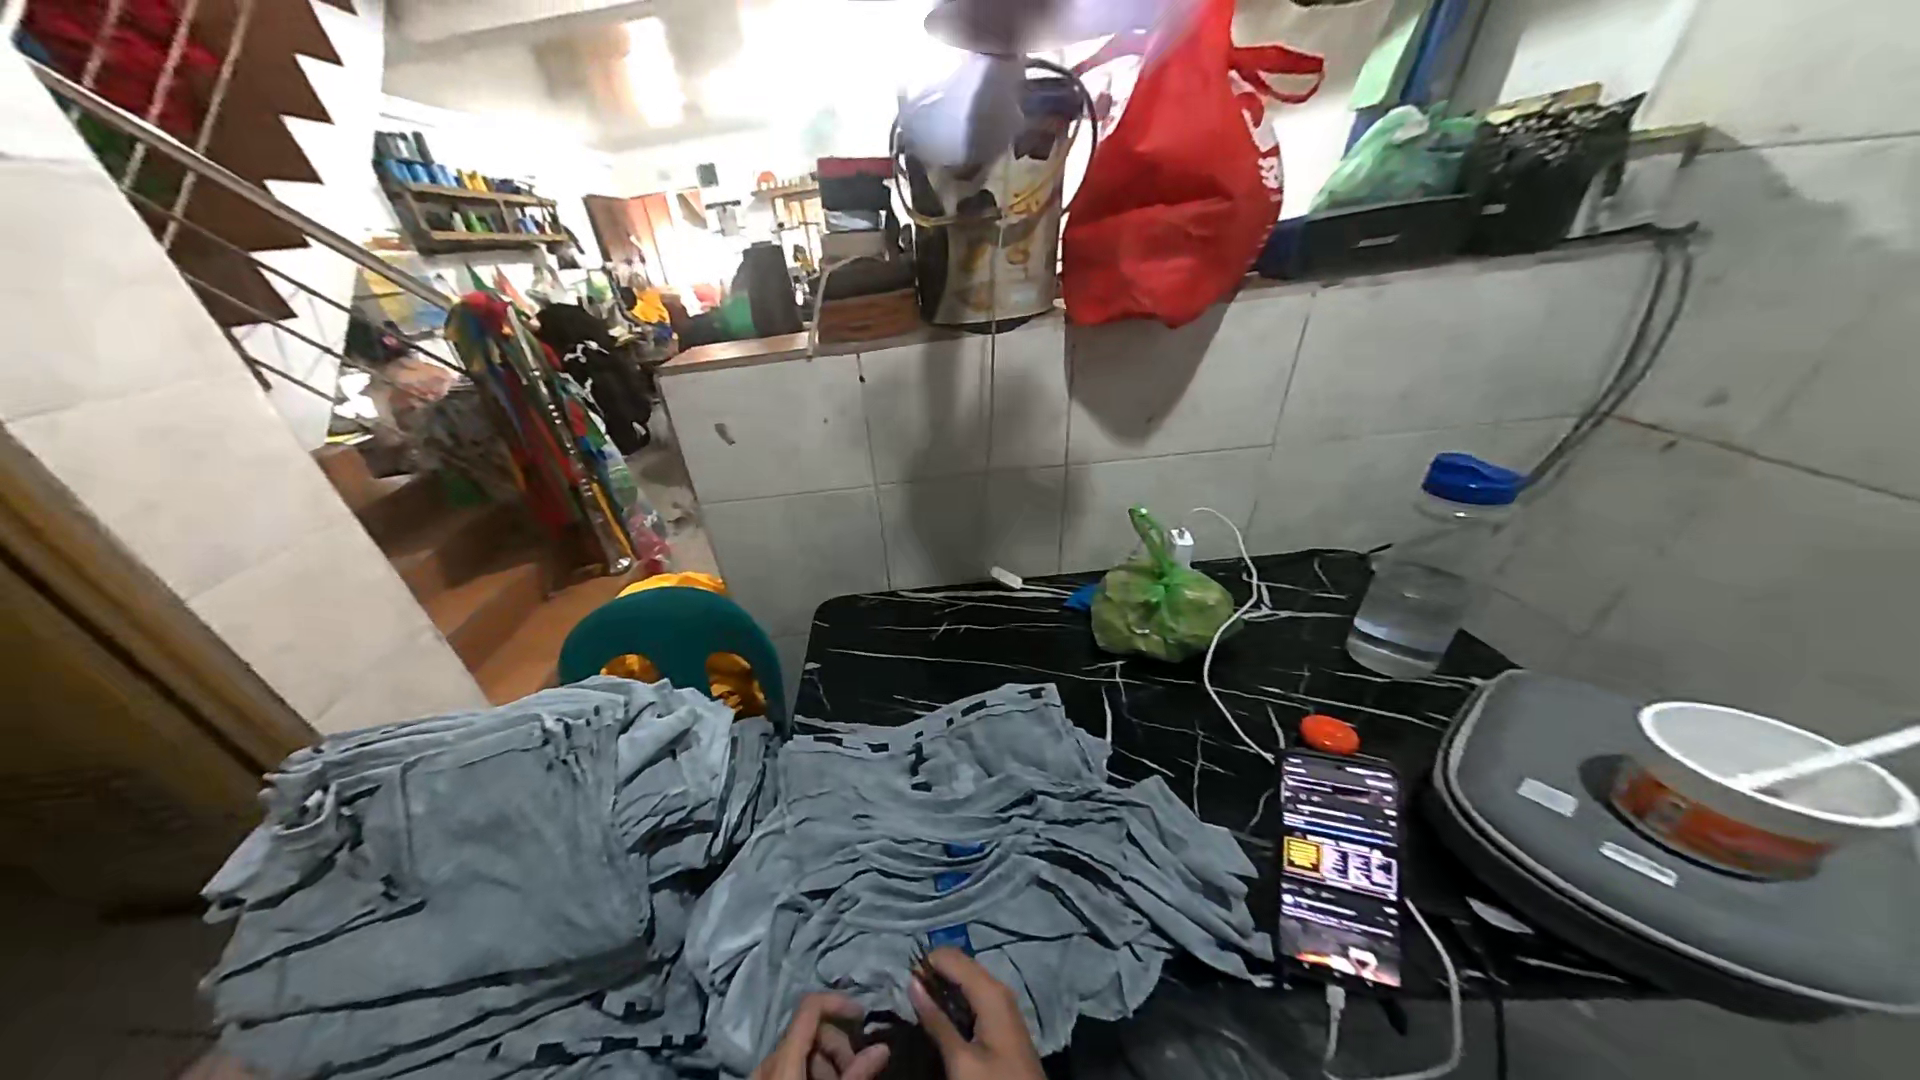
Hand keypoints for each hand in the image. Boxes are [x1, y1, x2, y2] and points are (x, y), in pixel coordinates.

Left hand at [752, 992, 891, 1079]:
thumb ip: (856, 1075)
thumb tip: (883, 1047)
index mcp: (782, 1060)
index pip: (809, 1007)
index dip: (838, 1003)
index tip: (863, 1017)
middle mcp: (768, 1062)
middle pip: (810, 1031)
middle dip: (838, 1047)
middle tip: (856, 1073)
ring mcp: (762, 1078)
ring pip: (802, 1052)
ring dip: (827, 1065)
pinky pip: (791, 1069)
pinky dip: (812, 1075)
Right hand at [909, 948, 1043, 1079]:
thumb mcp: (960, 1060)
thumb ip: (936, 1020)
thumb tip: (912, 983)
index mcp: (990, 990)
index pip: (952, 957)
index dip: (927, 963)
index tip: (906, 981)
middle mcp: (998, 987)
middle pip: (961, 964)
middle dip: (935, 972)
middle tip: (911, 992)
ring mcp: (1003, 1002)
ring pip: (968, 978)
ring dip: (944, 985)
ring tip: (921, 1001)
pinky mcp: (1002, 1018)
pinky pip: (975, 994)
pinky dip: (956, 997)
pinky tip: (943, 1013)